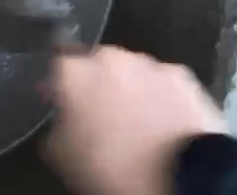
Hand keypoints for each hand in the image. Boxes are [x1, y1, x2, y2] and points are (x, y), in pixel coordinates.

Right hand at [45, 47, 227, 194]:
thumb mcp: (64, 159)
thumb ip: (54, 128)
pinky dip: (163, 97)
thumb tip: (58, 122)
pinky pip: (164, 83)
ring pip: (131, 72)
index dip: (59, 90)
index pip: (56, 69)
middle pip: (94, 65)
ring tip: (140, 125)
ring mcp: (146, 62)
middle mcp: (106, 56)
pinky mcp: (181, 75)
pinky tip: (167, 123)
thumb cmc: (115, 170)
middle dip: (97, 86)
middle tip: (104, 119)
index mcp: (72, 72)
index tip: (64, 109)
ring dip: (130, 89)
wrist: (183, 181)